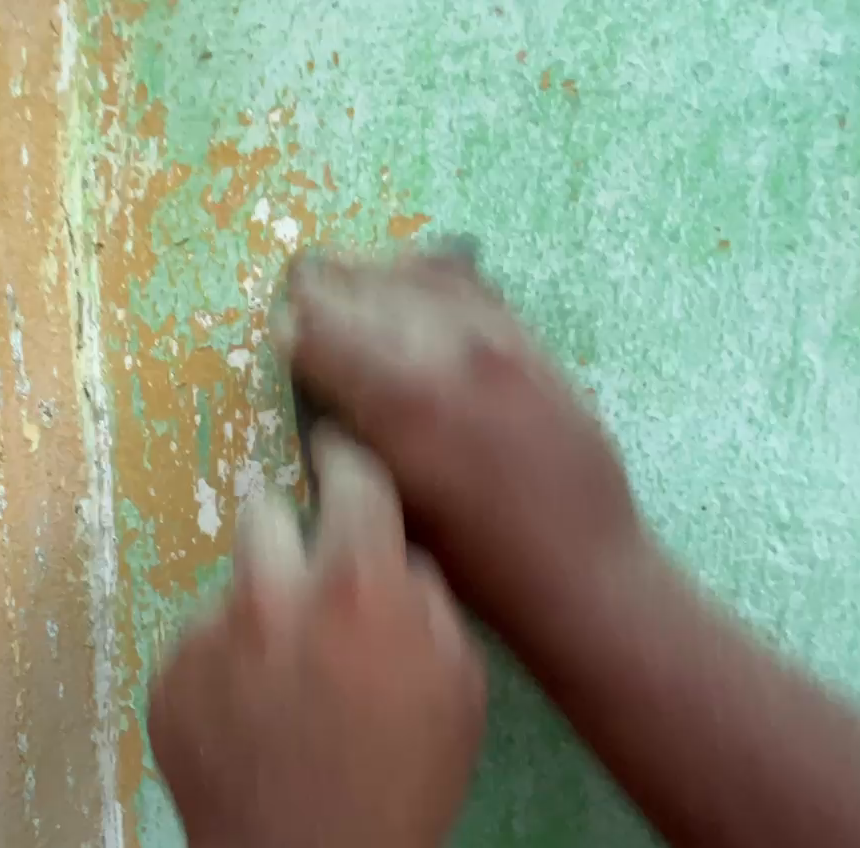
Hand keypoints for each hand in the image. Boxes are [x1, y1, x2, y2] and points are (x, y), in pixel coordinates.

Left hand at [148, 430, 486, 847]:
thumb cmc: (400, 788)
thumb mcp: (456, 685)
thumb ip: (422, 597)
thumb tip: (387, 551)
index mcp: (356, 588)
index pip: (350, 479)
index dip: (349, 463)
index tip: (338, 456)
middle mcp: (270, 591)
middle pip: (265, 511)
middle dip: (289, 535)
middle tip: (306, 588)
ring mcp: (206, 630)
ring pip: (231, 582)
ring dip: (255, 605)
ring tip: (275, 677)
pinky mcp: (164, 669)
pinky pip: (198, 638)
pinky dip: (219, 659)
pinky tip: (242, 715)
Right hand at [273, 250, 646, 642]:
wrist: (582, 568)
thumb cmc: (470, 560)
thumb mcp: (389, 509)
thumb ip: (350, 442)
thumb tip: (323, 401)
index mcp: (403, 404)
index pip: (326, 336)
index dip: (294, 330)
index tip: (277, 328)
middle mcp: (449, 354)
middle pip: (367, 295)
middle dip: (325, 287)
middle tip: (297, 277)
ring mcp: (499, 341)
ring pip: (417, 279)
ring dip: (371, 273)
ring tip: (339, 268)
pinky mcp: (530, 343)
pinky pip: (468, 285)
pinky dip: (427, 273)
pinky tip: (406, 273)